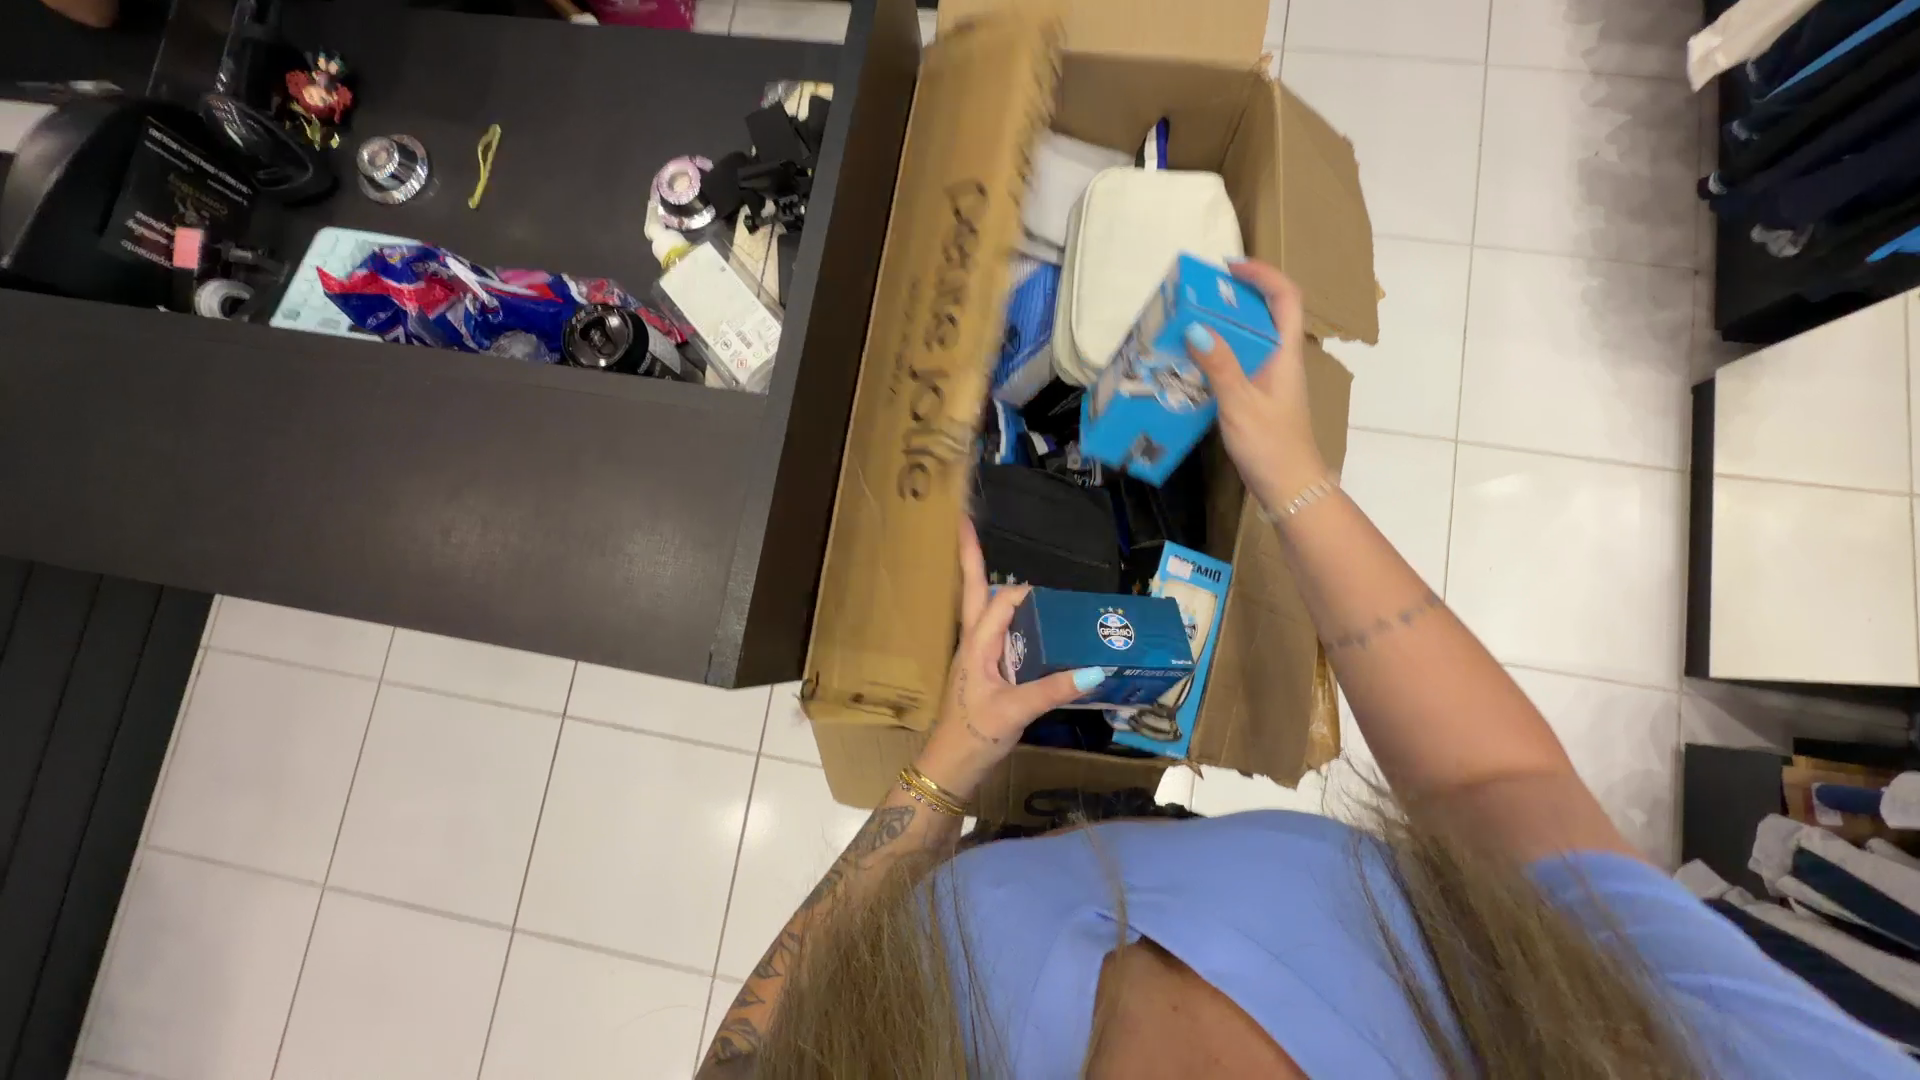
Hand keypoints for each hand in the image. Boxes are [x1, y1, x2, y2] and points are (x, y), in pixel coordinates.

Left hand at [918, 521, 1107, 796]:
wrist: (952, 766)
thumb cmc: (975, 734)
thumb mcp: (1016, 710)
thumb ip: (1054, 689)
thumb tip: (1097, 669)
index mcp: (977, 644)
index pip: (1000, 602)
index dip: (1021, 588)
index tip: (1045, 585)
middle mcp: (976, 643)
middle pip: (976, 592)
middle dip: (971, 558)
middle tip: (967, 522)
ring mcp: (980, 657)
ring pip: (988, 613)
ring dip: (996, 588)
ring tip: (1011, 569)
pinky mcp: (988, 673)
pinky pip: (1002, 637)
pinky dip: (1014, 623)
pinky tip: (1036, 627)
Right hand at [1184, 259, 1328, 512]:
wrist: (1290, 489)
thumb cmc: (1272, 446)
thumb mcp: (1240, 404)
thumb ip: (1220, 366)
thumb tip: (1196, 327)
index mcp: (1285, 354)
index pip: (1284, 297)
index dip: (1261, 275)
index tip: (1228, 268)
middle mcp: (1280, 360)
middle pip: (1263, 314)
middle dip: (1231, 299)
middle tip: (1195, 298)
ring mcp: (1269, 380)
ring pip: (1247, 341)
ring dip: (1219, 330)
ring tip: (1184, 328)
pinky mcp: (1256, 399)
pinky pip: (1236, 366)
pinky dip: (1215, 359)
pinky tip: (1189, 369)